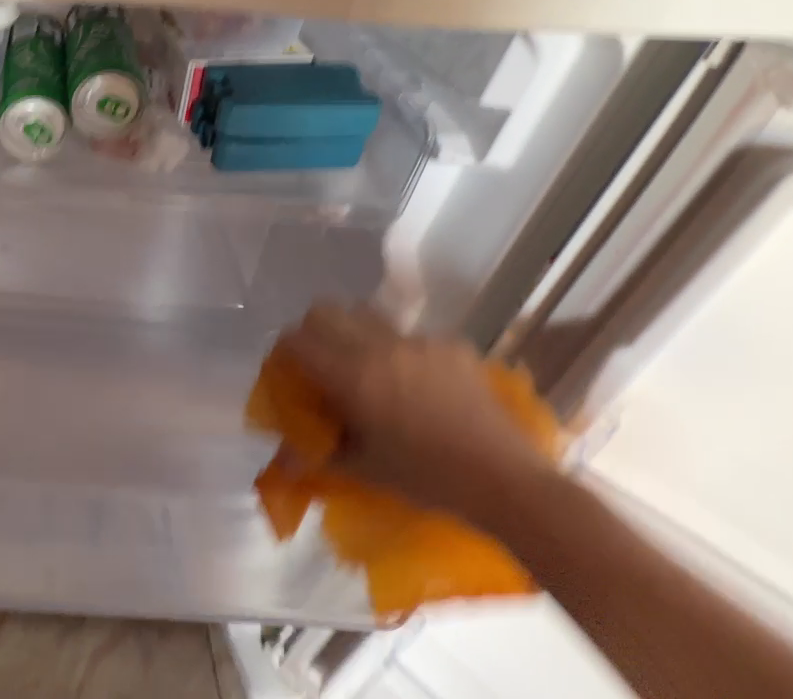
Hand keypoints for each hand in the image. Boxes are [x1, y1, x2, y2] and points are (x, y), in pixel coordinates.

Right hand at [281, 304, 556, 529]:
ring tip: (367, 368)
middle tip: (321, 362)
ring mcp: (420, 341)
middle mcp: (380, 346)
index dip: (284, 351)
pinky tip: (417, 384)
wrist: (508, 482)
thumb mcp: (366, 469)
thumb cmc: (429, 479)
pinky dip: (400, 351)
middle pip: (325, 310)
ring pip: (367, 314)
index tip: (289, 371)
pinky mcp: (452, 346)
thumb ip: (320, 453)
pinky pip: (410, 335)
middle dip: (314, 331)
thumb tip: (285, 458)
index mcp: (353, 376)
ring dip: (354, 333)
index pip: (297, 339)